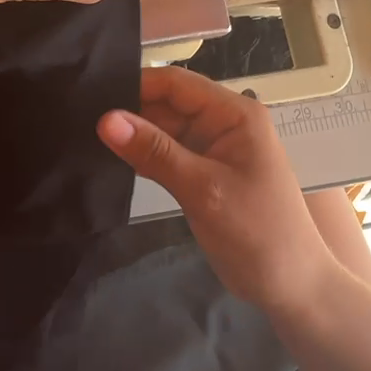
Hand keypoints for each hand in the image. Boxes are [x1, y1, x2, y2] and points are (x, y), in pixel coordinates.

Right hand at [97, 66, 340, 318]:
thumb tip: (104, 119)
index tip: (88, 94)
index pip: (175, 82)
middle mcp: (222, 121)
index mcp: (233, 112)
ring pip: (163, 128)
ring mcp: (212, 148)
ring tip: (82, 132)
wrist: (294, 288)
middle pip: (167, 102)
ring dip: (131, 132)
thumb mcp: (203, 190)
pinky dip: (142, 154)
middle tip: (76, 116)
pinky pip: (166, 152)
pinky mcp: (202, 173)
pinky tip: (107, 157)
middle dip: (128, 108)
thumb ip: (154, 152)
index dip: (134, 84)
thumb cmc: (257, 232)